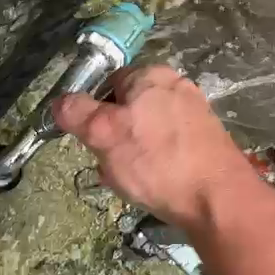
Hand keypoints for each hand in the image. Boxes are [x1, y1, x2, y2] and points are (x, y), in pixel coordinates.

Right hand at [51, 65, 261, 233]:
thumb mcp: (102, 134)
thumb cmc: (154, 161)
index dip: (90, 111)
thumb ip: (75, 113)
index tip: (89, 138)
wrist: (216, 199)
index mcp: (150, 75)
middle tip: (107, 162)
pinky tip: (152, 183)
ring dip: (129, 154)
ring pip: (142, 131)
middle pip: (124, 109)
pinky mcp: (203, 141)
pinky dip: (152, 163)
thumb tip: (58, 102)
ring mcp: (193, 114)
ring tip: (130, 178)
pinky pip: (164, 147)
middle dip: (110, 136)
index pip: (105, 83)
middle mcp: (175, 86)